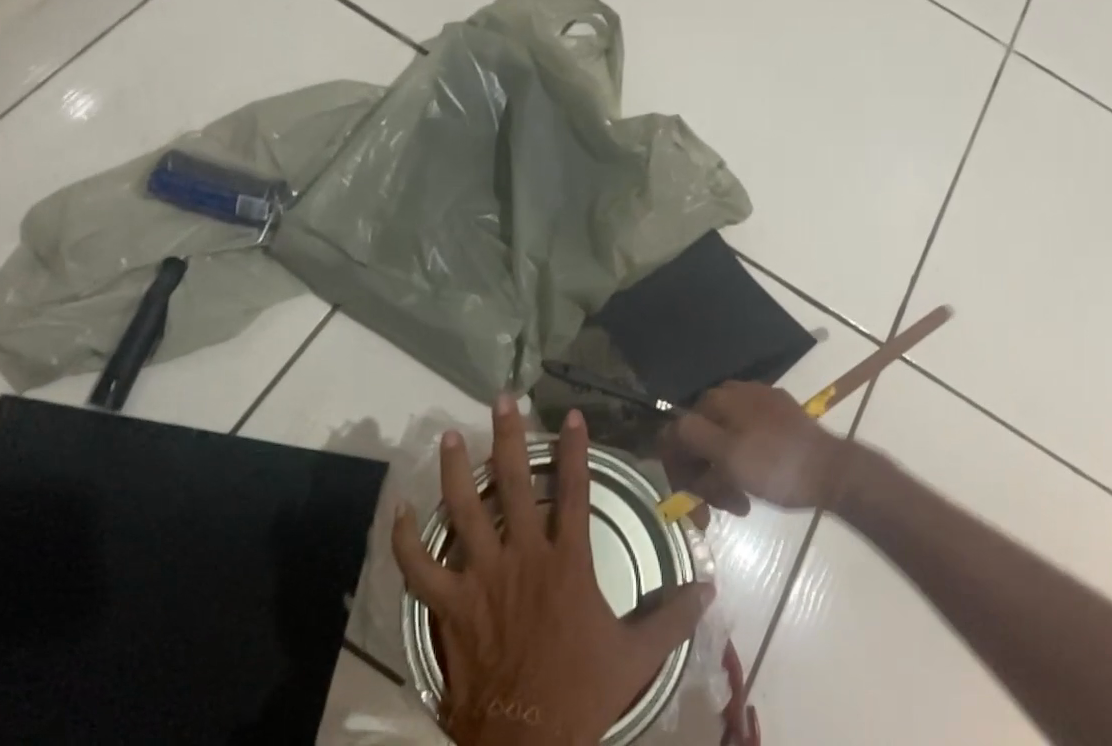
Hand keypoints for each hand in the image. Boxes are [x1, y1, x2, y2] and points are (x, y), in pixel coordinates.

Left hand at [393, 396, 711, 744]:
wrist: (530, 737)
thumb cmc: (584, 690)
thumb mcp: (639, 655)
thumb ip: (674, 618)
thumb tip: (710, 590)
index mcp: (568, 563)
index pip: (573, 491)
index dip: (574, 450)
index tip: (570, 415)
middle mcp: (522, 558)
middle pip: (512, 484)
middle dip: (507, 437)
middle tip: (501, 399)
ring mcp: (481, 578)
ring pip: (463, 511)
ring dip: (454, 471)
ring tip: (449, 436)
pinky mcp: (450, 604)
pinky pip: (420, 565)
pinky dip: (406, 538)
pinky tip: (401, 510)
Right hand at [663, 381, 859, 512]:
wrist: (834, 472)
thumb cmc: (775, 465)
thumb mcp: (725, 455)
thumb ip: (687, 436)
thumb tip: (665, 430)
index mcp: (718, 399)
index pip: (677, 430)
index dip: (676, 465)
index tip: (686, 497)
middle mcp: (736, 393)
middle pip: (702, 436)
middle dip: (703, 474)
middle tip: (714, 507)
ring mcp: (762, 404)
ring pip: (725, 442)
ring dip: (723, 475)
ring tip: (738, 503)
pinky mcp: (782, 419)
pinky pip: (748, 441)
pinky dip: (743, 465)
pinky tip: (753, 487)